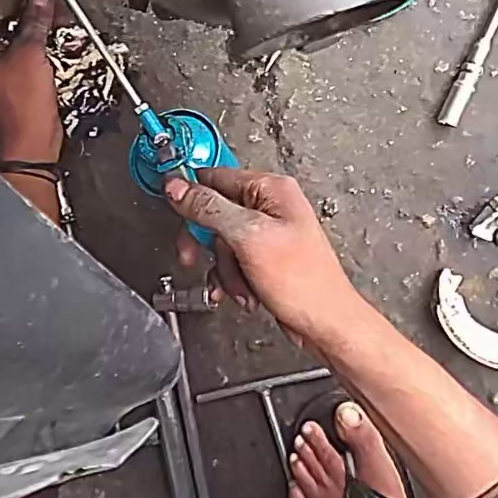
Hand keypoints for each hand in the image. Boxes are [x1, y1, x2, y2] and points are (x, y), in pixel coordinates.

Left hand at [0, 0, 62, 161]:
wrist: (34, 139)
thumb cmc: (24, 103)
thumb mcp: (32, 53)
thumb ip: (36, 21)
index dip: (18, 0)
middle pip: (9, 27)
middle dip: (32, 17)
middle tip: (52, 7)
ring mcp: (2, 73)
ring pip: (21, 43)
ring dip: (39, 34)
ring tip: (57, 23)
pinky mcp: (19, 84)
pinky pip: (30, 59)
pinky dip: (41, 51)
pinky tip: (55, 46)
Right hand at [163, 168, 370, 348]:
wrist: (324, 322)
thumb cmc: (304, 281)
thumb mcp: (248, 237)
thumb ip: (210, 209)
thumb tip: (180, 188)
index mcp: (272, 189)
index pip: (217, 175)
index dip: (191, 191)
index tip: (173, 203)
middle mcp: (271, 207)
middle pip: (214, 212)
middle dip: (207, 242)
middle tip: (195, 254)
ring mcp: (267, 234)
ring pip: (220, 242)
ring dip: (223, 268)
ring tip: (239, 281)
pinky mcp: (264, 258)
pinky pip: (231, 262)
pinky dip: (232, 279)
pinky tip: (242, 291)